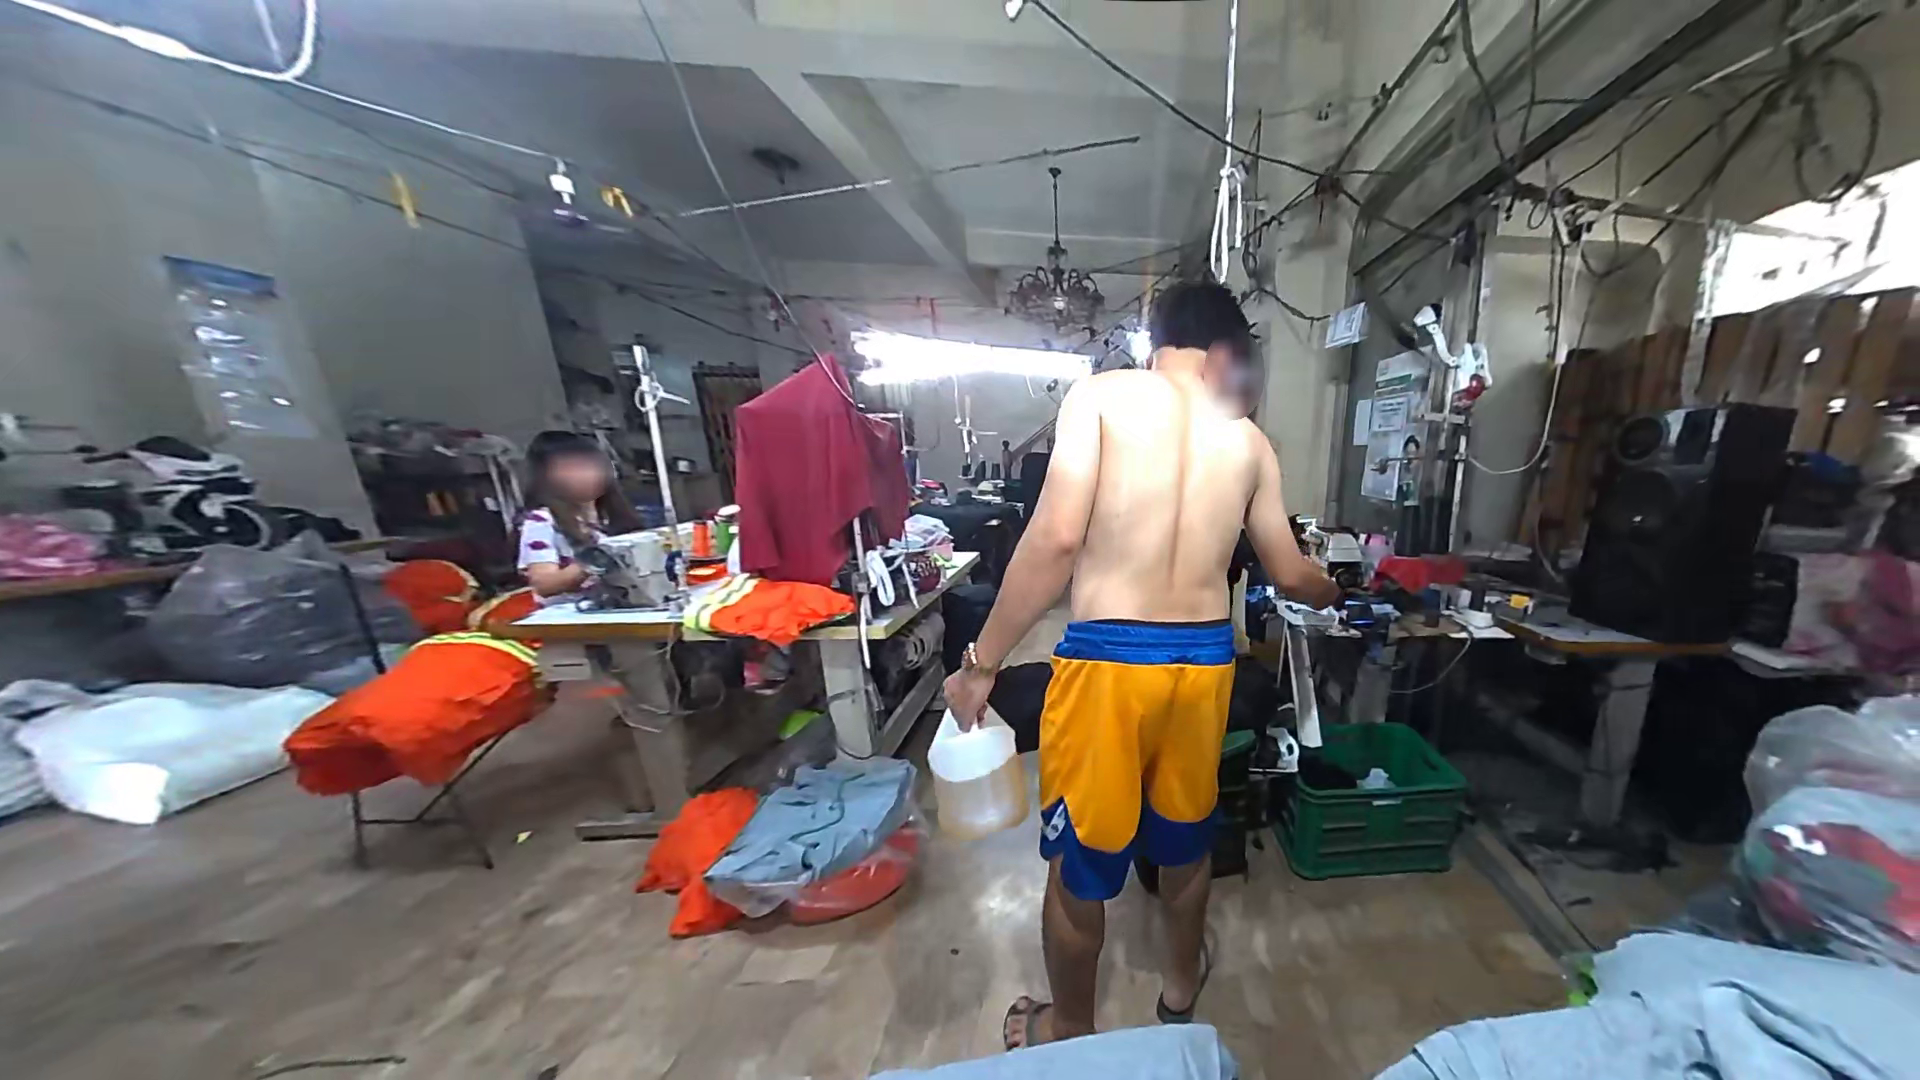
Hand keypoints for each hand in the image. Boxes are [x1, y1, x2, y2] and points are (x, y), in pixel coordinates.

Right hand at [943, 666, 995, 730]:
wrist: (986, 664)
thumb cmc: (973, 685)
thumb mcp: (968, 710)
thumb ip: (964, 721)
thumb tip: (963, 728)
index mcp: (946, 691)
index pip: (952, 711)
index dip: (962, 720)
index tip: (970, 726)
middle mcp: (952, 683)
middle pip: (961, 703)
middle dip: (970, 713)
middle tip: (979, 721)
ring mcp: (963, 677)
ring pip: (969, 696)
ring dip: (977, 705)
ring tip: (984, 711)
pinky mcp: (975, 672)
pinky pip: (977, 688)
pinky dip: (981, 696)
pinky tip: (987, 700)